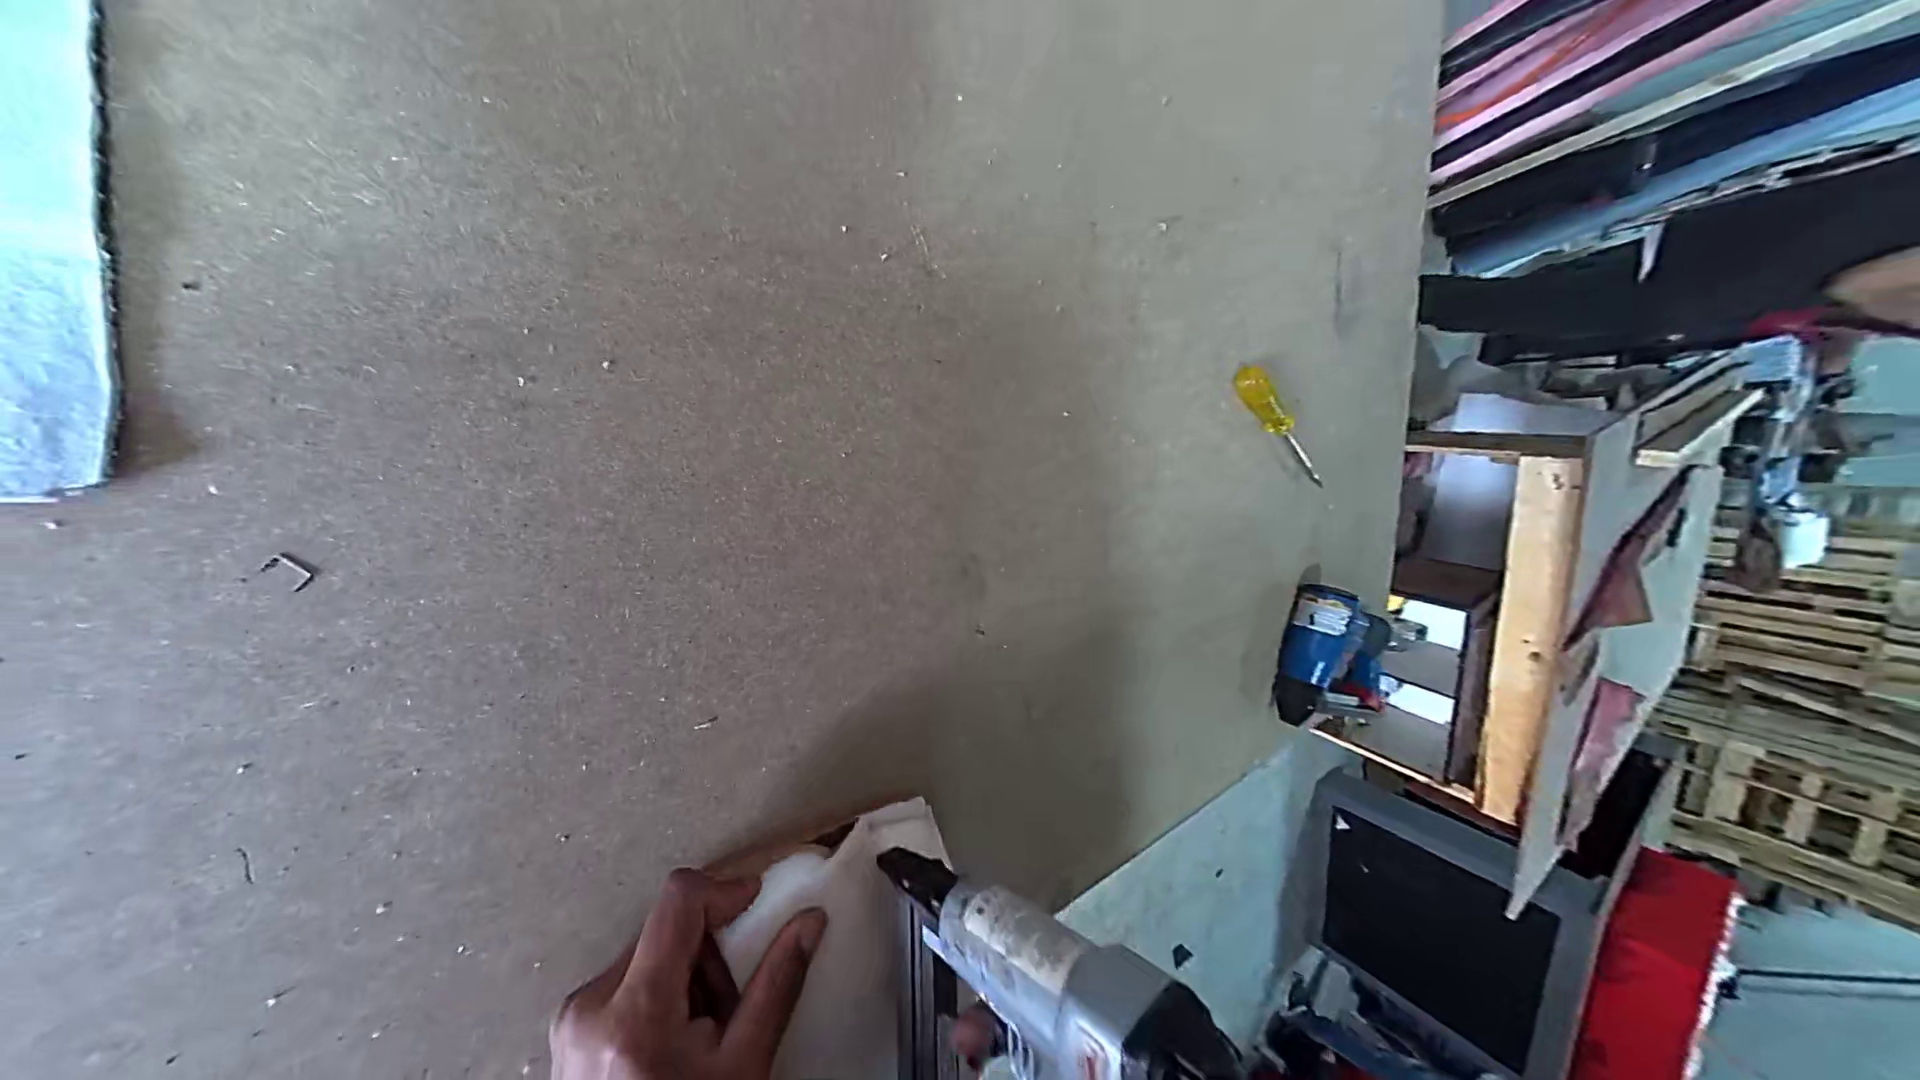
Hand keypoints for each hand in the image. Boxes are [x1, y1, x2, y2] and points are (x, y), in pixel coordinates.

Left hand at [551, 868, 827, 1079]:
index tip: (754, 901)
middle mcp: (590, 1005)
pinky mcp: (572, 1029)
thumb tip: (810, 921)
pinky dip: (665, 990)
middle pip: (668, 927)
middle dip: (711, 949)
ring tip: (702, 1031)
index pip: (679, 899)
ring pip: (652, 950)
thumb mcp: (743, 1067)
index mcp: (632, 1013)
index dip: (725, 888)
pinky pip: (630, 977)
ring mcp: (574, 1019)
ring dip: (690, 971)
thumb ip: (777, 983)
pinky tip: (676, 1039)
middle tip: (730, 1001)